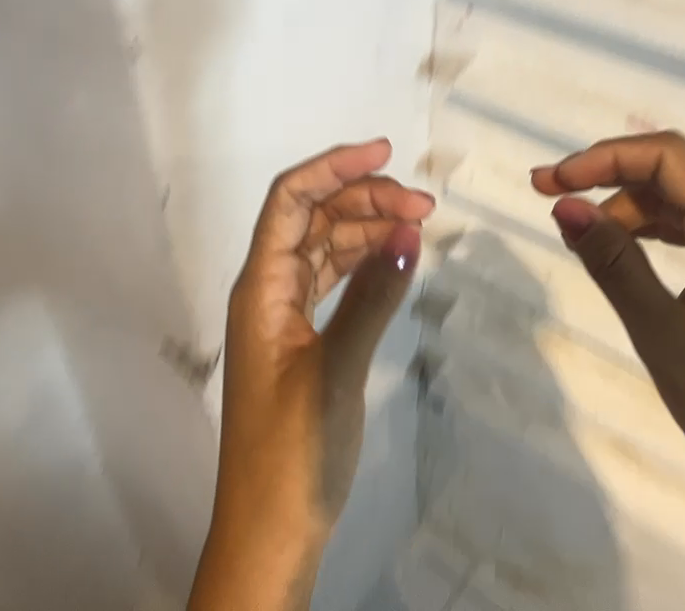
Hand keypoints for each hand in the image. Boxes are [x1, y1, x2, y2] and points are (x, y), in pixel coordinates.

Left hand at [189, 139, 434, 610]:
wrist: (272, 532)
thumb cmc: (293, 451)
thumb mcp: (336, 369)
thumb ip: (372, 297)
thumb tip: (408, 231)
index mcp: (260, 287)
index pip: (289, 200)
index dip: (333, 167)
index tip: (386, 152)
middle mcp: (268, 291)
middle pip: (312, 218)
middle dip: (364, 198)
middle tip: (424, 206)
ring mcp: (285, 316)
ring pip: (326, 248)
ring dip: (368, 228)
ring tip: (420, 225)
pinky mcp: (305, 341)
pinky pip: (334, 282)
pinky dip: (365, 264)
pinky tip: (395, 260)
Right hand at [532, 132, 684, 610]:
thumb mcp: (663, 335)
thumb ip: (613, 263)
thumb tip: (564, 206)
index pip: (669, 157)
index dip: (602, 157)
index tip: (548, 183)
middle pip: (676, 172)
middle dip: (608, 175)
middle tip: (546, 196)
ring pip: (683, 202)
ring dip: (626, 206)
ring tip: (576, 233)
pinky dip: (651, 233)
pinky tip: (619, 253)